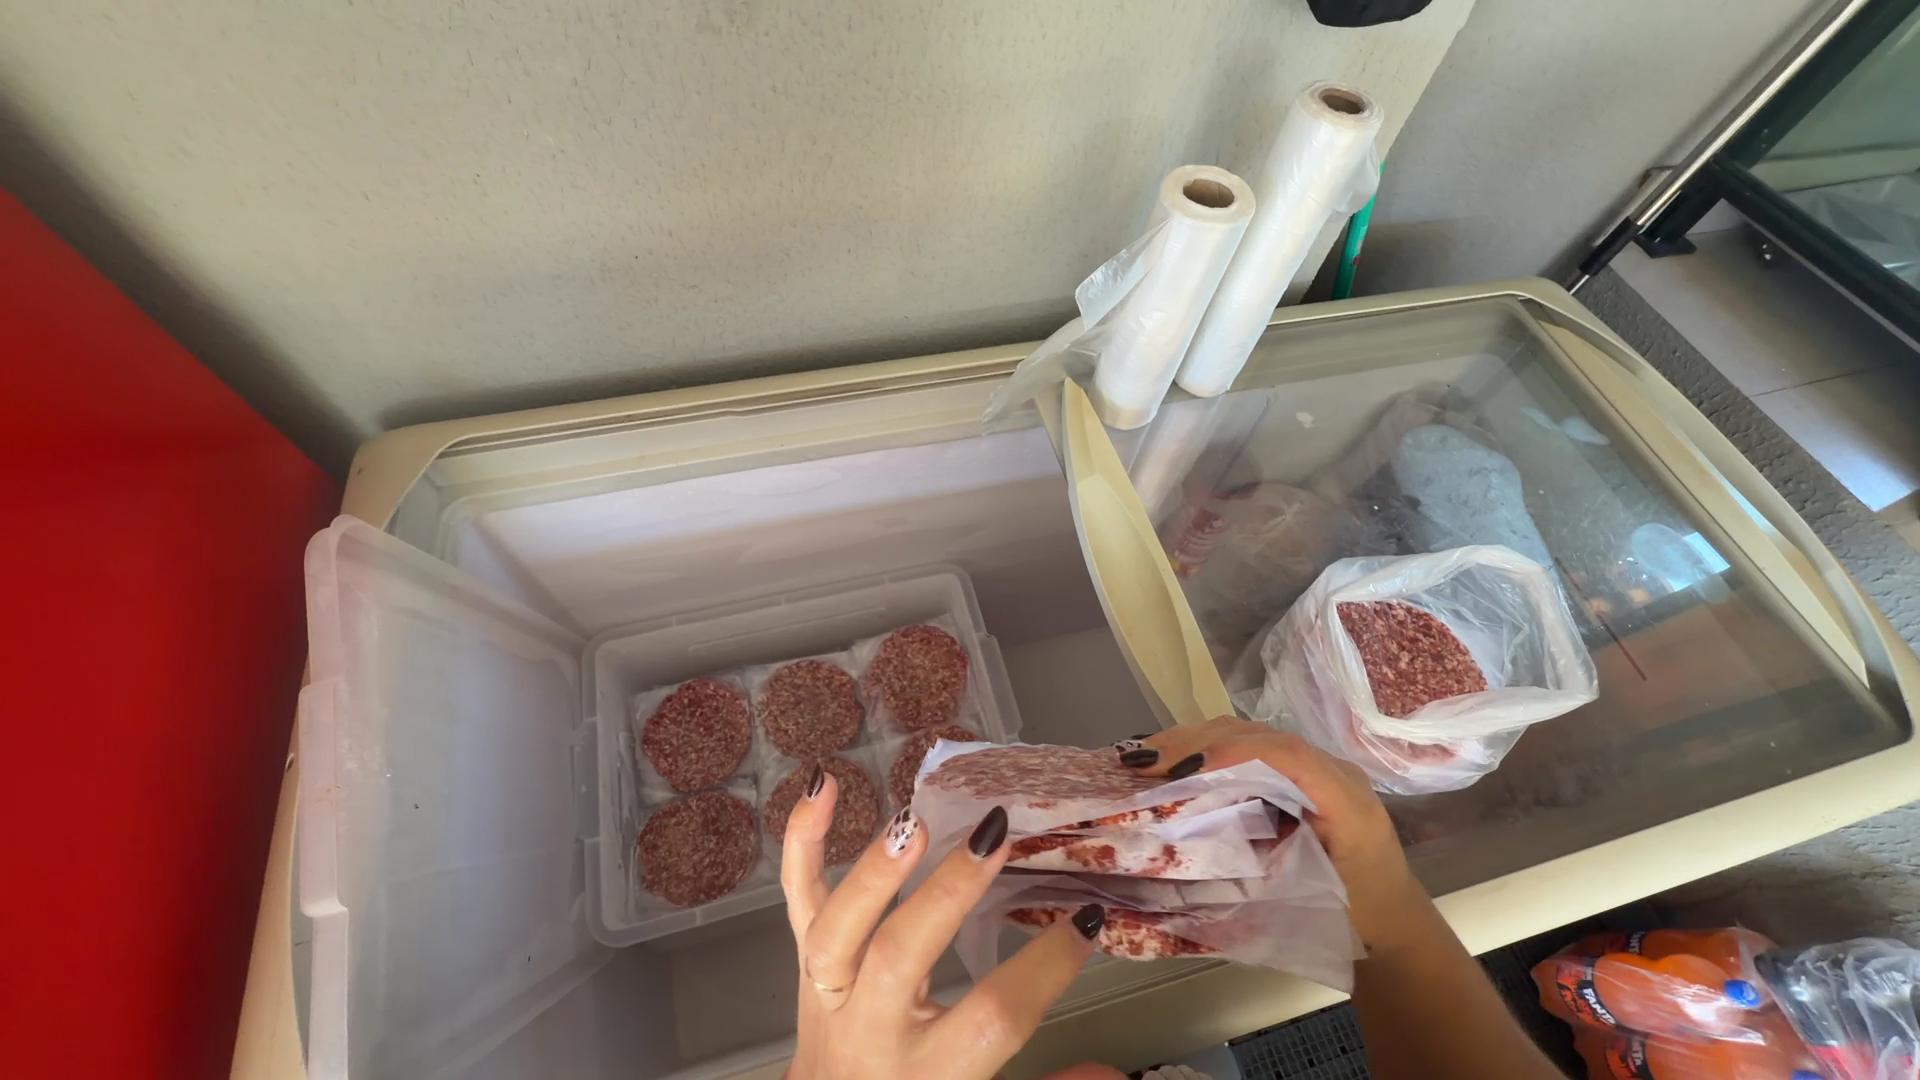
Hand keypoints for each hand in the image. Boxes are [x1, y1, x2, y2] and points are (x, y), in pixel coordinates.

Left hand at [780, 766, 1124, 1079]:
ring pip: (835, 929)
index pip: (994, 1015)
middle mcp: (869, 1027)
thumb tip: (1120, 1075)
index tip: (1085, 916)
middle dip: (948, 892)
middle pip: (899, 957)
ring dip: (874, 869)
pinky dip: (803, 839)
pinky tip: (823, 785)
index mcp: (928, 1072)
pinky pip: (796, 897)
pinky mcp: (801, 958)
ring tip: (914, 818)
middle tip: (993, 832)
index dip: (1045, 966)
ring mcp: (827, 988)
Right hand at [1115, 718, 1425, 945]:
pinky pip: (1247, 748)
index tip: (1180, 770)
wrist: (1394, 923)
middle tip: (1141, 761)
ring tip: (1145, 758)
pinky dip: (1205, 750)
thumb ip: (1260, 870)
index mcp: (1345, 802)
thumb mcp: (1306, 903)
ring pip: (1248, 734)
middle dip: (1196, 742)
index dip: (1230, 753)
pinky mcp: (1296, 773)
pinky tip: (1172, 762)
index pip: (1285, 755)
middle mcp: (1331, 771)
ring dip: (1193, 741)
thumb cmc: (1354, 921)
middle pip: (1258, 735)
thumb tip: (1186, 842)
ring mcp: (1314, 767)